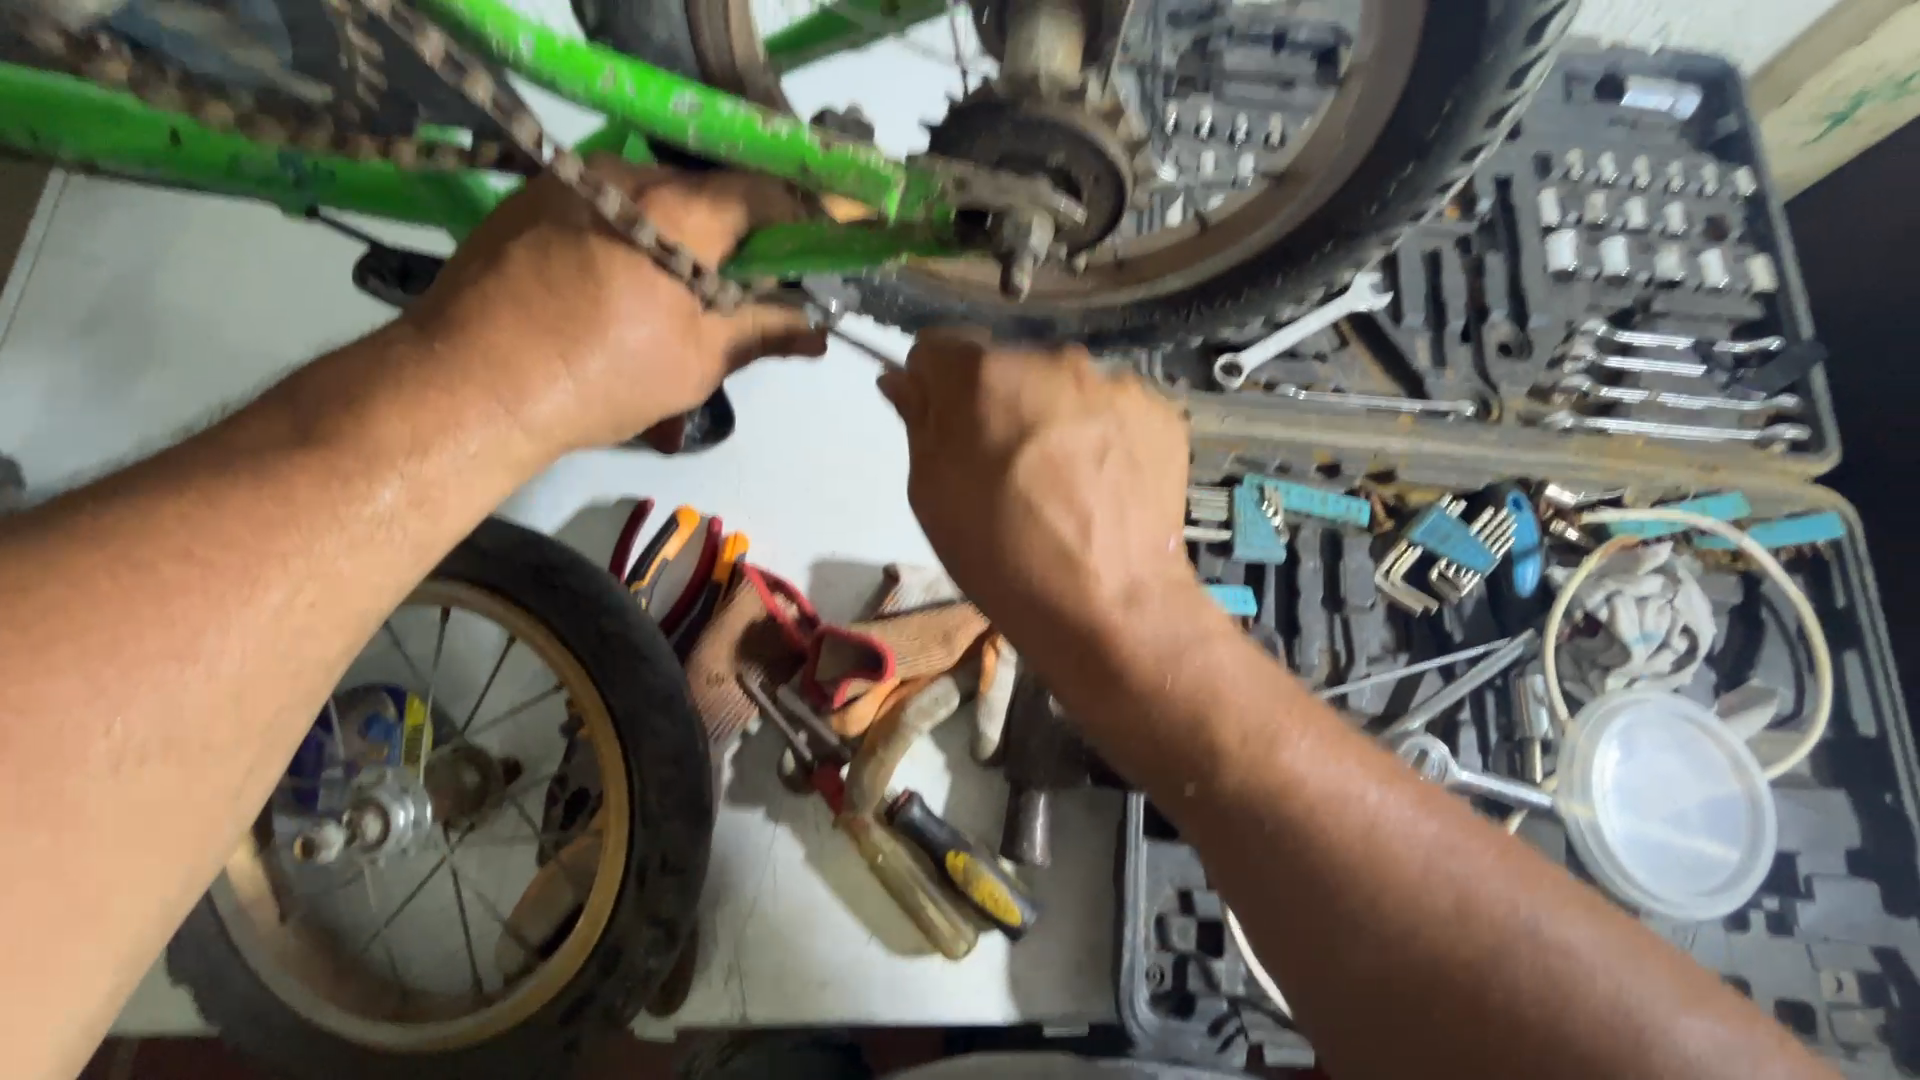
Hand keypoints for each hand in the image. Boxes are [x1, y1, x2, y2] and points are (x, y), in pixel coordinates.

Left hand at [402, 161, 826, 452]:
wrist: (470, 383)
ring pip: (659, 195)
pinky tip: (627, 283)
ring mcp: (574, 178)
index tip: (811, 260)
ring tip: (682, 292)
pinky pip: (612, 202)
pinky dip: (638, 232)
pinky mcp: (535, 194)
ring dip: (686, 234)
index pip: (765, 191)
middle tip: (748, 288)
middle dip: (741, 234)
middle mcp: (627, 173)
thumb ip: (762, 332)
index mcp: (678, 212)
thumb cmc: (600, 377)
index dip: (799, 222)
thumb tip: (818, 331)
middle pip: (711, 190)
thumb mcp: (697, 363)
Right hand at [879, 329, 1191, 640]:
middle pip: (1006, 366)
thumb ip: (918, 422)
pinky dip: (1101, 435)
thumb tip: (904, 380)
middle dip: (996, 403)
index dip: (932, 387)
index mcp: (982, 374)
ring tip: (1062, 483)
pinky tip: (1101, 486)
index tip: (943, 430)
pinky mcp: (1158, 411)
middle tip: (1005, 469)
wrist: (1109, 605)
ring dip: (1051, 416)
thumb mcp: (932, 495)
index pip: (938, 348)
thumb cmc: (1001, 554)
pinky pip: (1111, 410)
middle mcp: (1051, 359)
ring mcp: (1113, 383)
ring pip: (1062, 387)